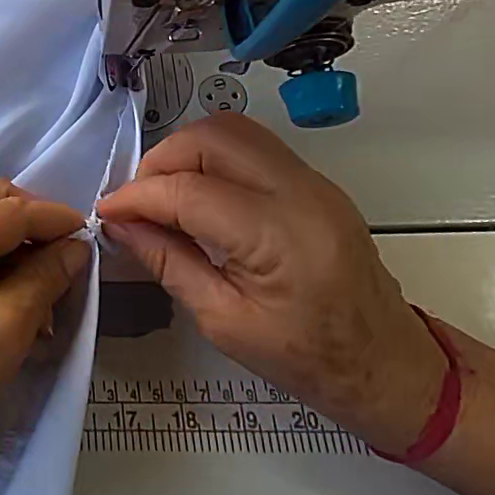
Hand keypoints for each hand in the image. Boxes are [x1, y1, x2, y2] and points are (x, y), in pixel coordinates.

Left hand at [0, 178, 91, 494]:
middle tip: (67, 257)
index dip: (56, 219)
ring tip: (45, 284)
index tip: (93, 237)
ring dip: (14, 241)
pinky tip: (17, 291)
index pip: (10, 209)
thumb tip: (76, 246)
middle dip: (33, 222)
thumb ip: (45, 275)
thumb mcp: (9, 327)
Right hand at [94, 113, 445, 454]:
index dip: (136, 197)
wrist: (388, 364)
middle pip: (211, 137)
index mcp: (279, 237)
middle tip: (138, 204)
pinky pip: (248, 146)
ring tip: (163, 197)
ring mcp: (312, 182)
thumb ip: (167, 262)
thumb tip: (119, 225)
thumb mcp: (221, 320)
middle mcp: (300, 193)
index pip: (188, 189)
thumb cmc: (305, 357)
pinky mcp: (312, 183)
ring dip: (184, 154)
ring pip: (230, 130)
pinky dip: (209, 159)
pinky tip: (195, 196)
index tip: (106, 213)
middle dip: (159, 162)